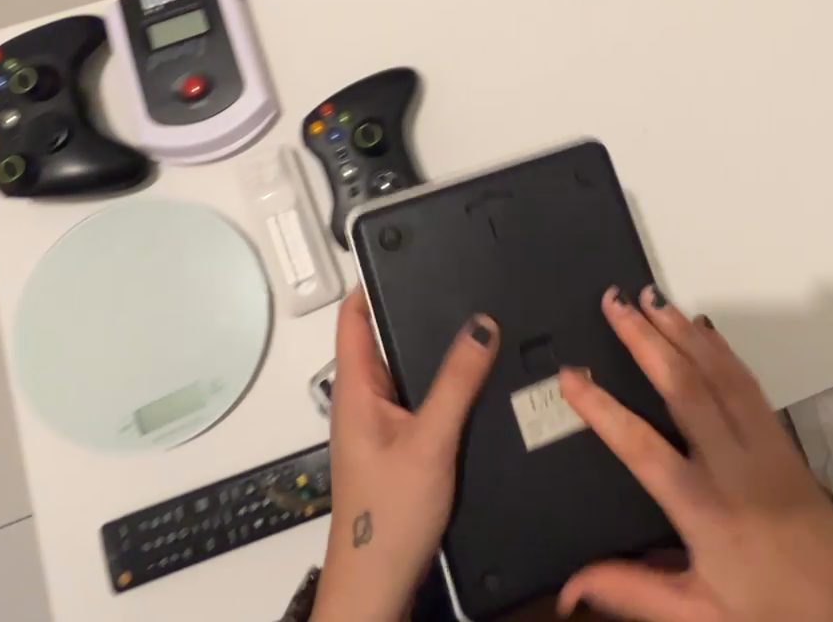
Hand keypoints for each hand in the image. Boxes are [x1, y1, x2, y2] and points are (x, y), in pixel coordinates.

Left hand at [314, 290, 498, 621]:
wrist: (381, 580)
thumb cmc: (387, 519)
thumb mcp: (430, 440)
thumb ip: (457, 382)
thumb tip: (480, 326)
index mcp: (356, 388)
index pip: (352, 316)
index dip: (372, 280)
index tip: (401, 252)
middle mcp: (363, 398)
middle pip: (381, 335)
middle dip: (411, 308)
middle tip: (449, 281)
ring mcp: (379, 420)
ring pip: (403, 366)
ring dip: (428, 344)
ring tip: (467, 323)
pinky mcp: (397, 440)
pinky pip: (417, 393)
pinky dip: (438, 377)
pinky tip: (467, 378)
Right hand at [557, 287, 832, 621]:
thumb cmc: (769, 612)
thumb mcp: (696, 615)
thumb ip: (630, 592)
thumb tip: (568, 588)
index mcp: (704, 511)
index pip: (642, 449)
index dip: (602, 410)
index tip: (570, 376)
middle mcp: (733, 467)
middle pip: (684, 387)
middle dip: (645, 339)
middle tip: (614, 303)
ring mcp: (762, 444)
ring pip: (718, 372)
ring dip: (680, 330)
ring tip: (649, 297)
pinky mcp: (781, 436)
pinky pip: (746, 380)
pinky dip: (719, 347)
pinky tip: (699, 326)